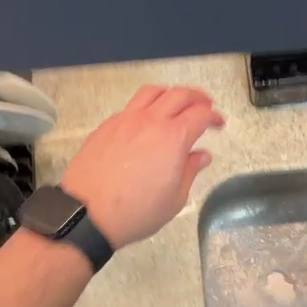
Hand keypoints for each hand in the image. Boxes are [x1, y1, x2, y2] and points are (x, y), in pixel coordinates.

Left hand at [59, 85, 225, 248]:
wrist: (87, 214)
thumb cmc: (136, 212)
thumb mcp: (174, 199)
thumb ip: (190, 171)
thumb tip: (201, 155)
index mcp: (173, 138)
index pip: (201, 114)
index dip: (214, 116)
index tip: (219, 124)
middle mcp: (150, 121)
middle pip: (179, 94)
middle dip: (197, 98)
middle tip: (205, 106)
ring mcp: (125, 120)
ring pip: (152, 92)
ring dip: (170, 94)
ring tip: (176, 105)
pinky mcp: (106, 126)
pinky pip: (131, 106)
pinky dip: (146, 107)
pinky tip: (146, 123)